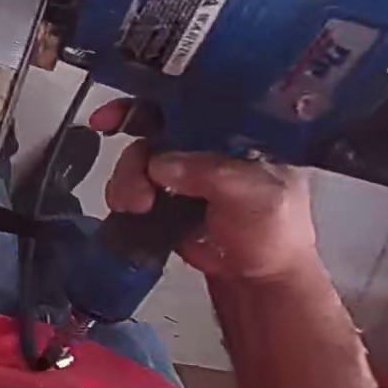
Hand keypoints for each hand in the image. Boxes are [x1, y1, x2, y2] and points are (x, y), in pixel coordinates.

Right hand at [91, 98, 321, 282]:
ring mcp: (184, 173)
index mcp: (235, 131)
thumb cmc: (274, 235)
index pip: (189, 100)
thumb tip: (160, 165)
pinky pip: (134, 187)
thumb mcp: (253, 194)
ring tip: (135, 208)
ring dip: (127, 181)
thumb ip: (209, 173)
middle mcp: (206, 145)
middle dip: (134, 156)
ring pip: (139, 160)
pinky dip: (124, 197)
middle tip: (133, 189)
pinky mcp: (167, 200)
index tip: (113, 116)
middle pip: (153, 129)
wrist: (261, 287)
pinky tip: (129, 212)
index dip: (150, 100)